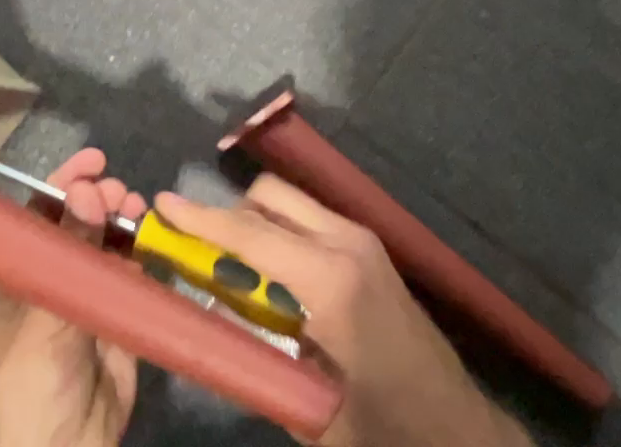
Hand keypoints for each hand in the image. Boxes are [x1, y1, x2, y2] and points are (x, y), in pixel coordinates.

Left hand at [0, 148, 148, 446]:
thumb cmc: (35, 380)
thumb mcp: (47, 316)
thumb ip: (69, 253)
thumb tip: (87, 191)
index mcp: (24, 270)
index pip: (42, 211)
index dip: (65, 181)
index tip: (93, 159)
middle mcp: (59, 274)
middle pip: (83, 221)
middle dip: (101, 199)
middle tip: (122, 194)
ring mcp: (93, 293)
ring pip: (113, 242)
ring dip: (127, 222)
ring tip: (140, 212)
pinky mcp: (123, 313)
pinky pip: (137, 273)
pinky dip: (148, 254)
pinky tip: (155, 244)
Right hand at [156, 176, 531, 446]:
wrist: (457, 426)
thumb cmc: (383, 423)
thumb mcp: (308, 402)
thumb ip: (254, 353)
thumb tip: (207, 319)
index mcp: (331, 279)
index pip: (251, 234)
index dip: (201, 220)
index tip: (163, 205)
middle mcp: (347, 243)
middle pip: (271, 197)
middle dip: (228, 215)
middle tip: (200, 252)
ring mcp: (363, 240)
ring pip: (291, 202)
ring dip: (254, 221)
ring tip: (232, 268)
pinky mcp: (370, 249)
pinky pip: (309, 221)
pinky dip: (279, 232)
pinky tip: (272, 277)